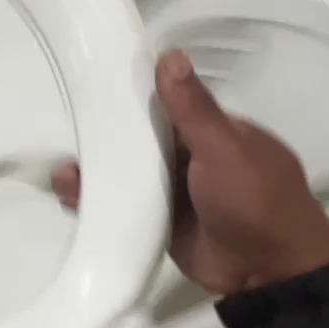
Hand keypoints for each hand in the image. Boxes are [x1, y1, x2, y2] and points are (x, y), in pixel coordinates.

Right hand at [52, 49, 328, 295]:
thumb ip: (192, 109)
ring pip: (128, 175)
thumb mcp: (224, 148)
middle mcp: (195, 161)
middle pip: (143, 142)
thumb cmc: (254, 201)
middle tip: (69, 132)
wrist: (266, 272)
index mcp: (217, 135)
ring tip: (62, 172)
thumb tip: (169, 55)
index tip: (96, 91)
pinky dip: (97, 200)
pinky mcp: (159, 222)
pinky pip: (122, 205)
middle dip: (107, 139)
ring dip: (96, 172)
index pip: (170, 109)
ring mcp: (176, 193)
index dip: (136, 100)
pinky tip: (69, 194)